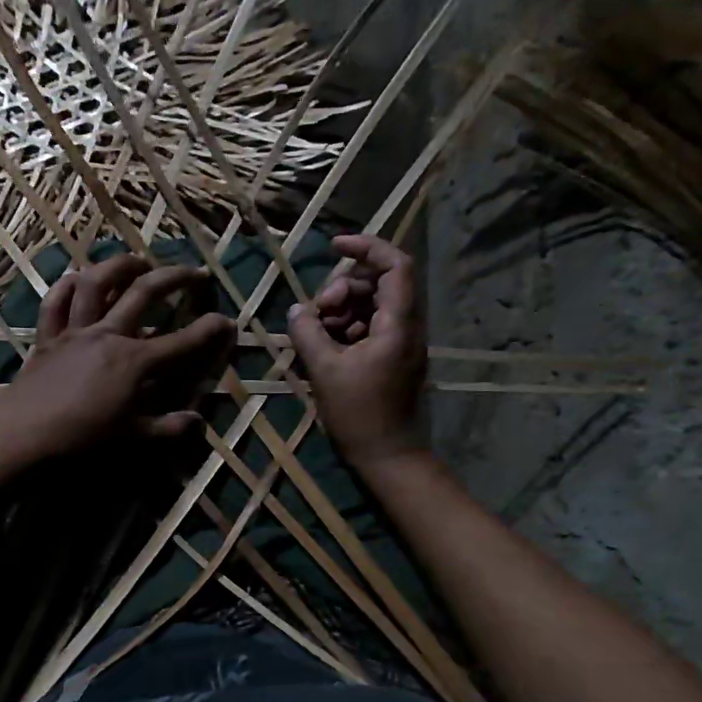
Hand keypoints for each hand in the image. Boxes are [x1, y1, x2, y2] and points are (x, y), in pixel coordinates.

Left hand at [0, 255, 233, 467]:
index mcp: (134, 361)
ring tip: (139, 261)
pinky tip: (79, 279)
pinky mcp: (48, 335)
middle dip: (175, 277)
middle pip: (145, 293)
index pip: (183, 342)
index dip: (210, 330)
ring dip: (121, 265)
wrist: (21, 434)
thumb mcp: (132, 438)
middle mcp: (108, 334)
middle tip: (194, 273)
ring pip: (98, 283)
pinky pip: (56, 301)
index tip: (228, 320)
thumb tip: (199, 423)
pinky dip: (68, 285)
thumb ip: (169, 429)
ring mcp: (76, 330)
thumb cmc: (81, 438)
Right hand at [286, 234, 428, 466]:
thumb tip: (296, 310)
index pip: (395, 264)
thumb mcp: (324, 370)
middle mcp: (405, 326)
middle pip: (378, 282)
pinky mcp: (392, 356)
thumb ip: (308, 332)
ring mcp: (400, 342)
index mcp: (397, 324)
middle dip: (343, 287)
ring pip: (371, 304)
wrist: (387, 456)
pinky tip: (326, 344)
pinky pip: (369, 325)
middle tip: (319, 311)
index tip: (334, 246)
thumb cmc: (359, 413)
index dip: (367, 246)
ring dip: (342, 308)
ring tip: (318, 330)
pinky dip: (347, 327)